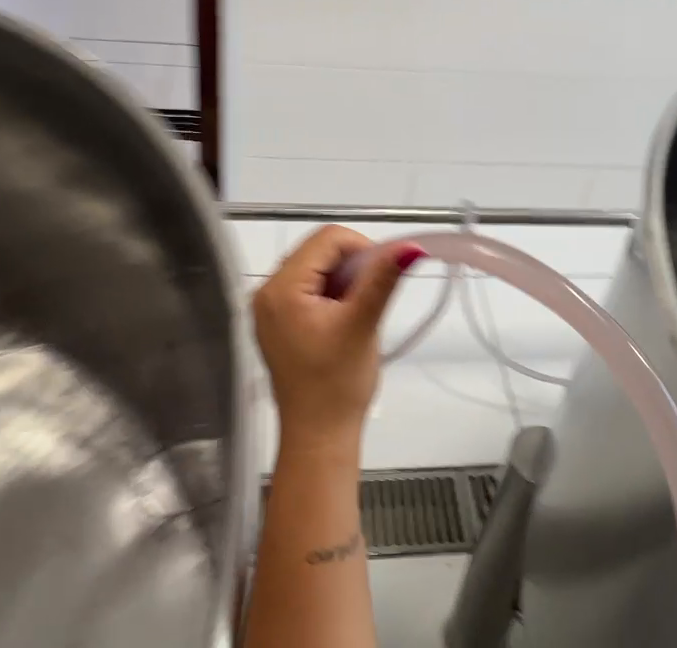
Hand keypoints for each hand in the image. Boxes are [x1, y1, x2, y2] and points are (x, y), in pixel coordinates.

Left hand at [252, 226, 424, 451]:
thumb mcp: (363, 325)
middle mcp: (266, 291)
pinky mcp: (277, 322)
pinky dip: (332, 294)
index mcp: (280, 288)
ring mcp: (268, 308)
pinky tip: (345, 319)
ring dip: (344, 280)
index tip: (383, 276)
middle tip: (372, 297)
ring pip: (315, 268)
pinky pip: (307, 289)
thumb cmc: (338, 383)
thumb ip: (382, 280)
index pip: (326, 239)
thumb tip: (410, 246)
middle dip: (352, 265)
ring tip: (360, 312)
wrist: (318, 436)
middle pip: (317, 251)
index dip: (362, 248)